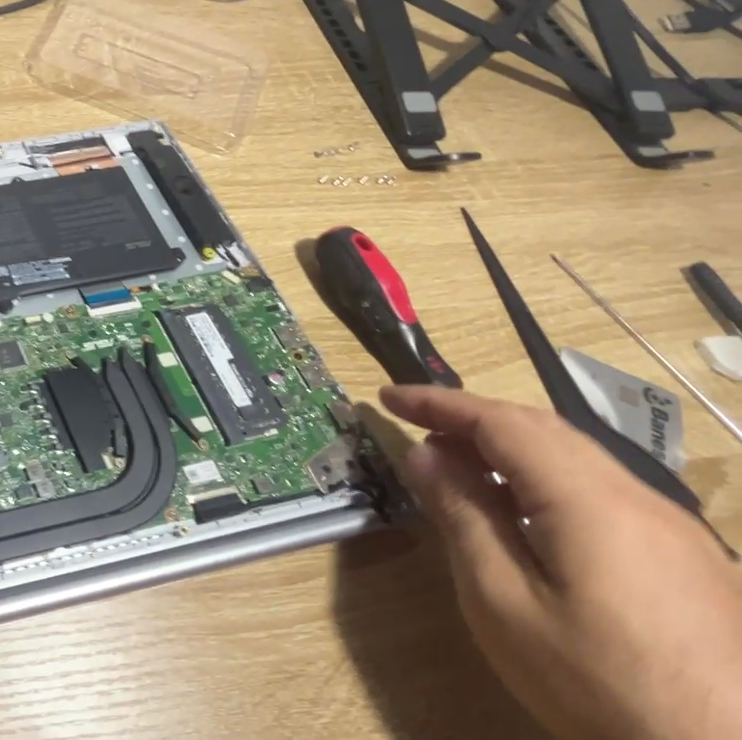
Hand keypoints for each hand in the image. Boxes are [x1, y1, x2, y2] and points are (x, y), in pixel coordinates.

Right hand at [379, 385, 741, 739]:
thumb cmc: (599, 680)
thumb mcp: (502, 600)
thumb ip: (462, 516)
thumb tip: (426, 455)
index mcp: (590, 500)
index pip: (502, 423)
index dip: (440, 403)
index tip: (387, 398)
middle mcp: (640, 500)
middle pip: (546, 431)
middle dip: (473, 417)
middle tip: (414, 424)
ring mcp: (676, 533)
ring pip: (579, 459)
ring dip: (509, 446)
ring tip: (456, 464)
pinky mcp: (691, 564)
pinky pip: (603, 492)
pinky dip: (544, 477)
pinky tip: (520, 509)